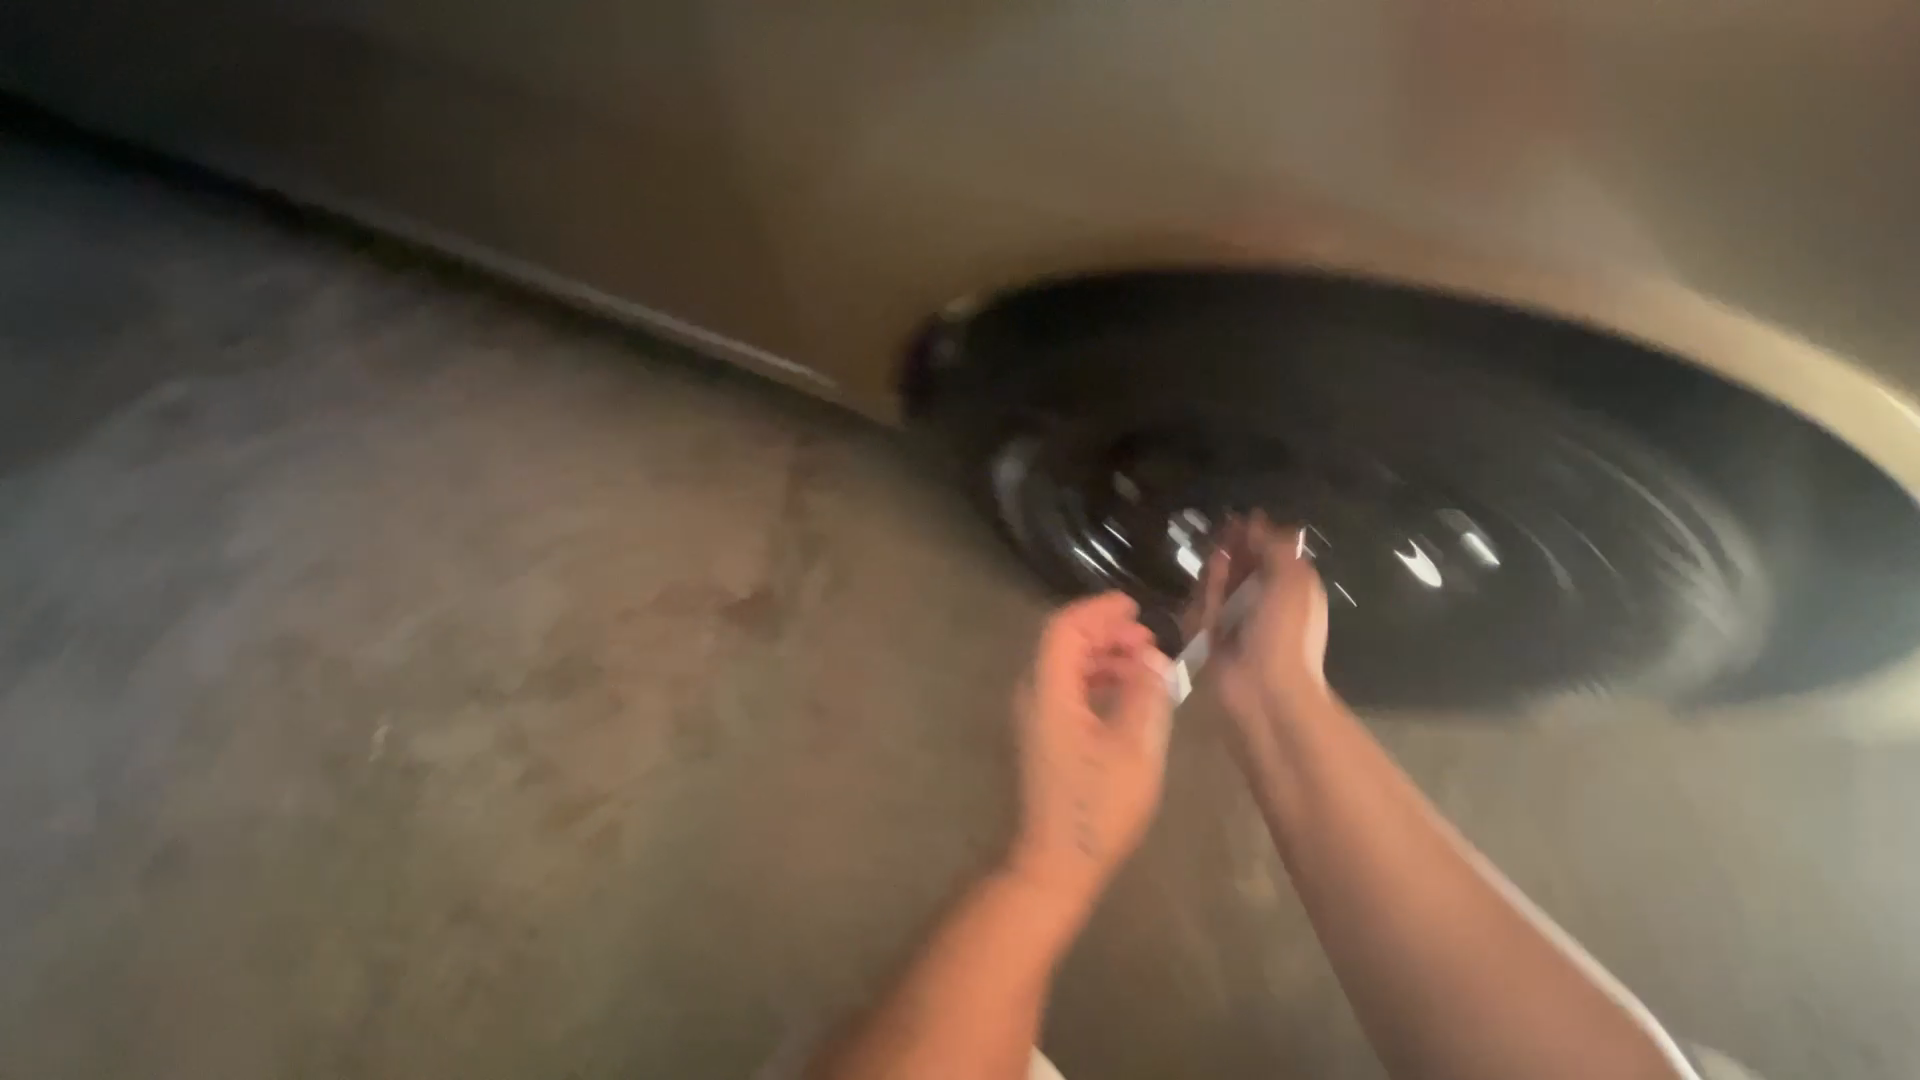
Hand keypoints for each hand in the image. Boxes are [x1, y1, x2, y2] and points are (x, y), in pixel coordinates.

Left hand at [1006, 592, 1172, 903]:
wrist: (1055, 863)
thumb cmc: (1097, 807)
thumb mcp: (1135, 749)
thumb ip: (1146, 694)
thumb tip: (1153, 657)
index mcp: (1048, 690)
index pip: (1064, 628)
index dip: (1099, 610)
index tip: (1135, 608)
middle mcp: (1032, 694)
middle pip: (1063, 643)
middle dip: (1106, 632)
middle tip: (1148, 639)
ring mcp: (1034, 716)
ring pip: (1066, 666)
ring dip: (1103, 657)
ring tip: (1146, 664)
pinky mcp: (1042, 735)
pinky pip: (1067, 690)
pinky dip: (1096, 681)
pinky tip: (1127, 693)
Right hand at [1213, 520, 1332, 735]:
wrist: (1265, 690)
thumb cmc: (1285, 633)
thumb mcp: (1292, 580)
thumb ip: (1276, 547)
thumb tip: (1259, 520)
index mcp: (1288, 584)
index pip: (1264, 548)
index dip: (1248, 534)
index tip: (1232, 524)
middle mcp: (1261, 599)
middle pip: (1233, 565)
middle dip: (1224, 563)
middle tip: (1219, 567)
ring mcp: (1234, 619)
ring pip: (1211, 587)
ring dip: (1211, 590)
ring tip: (1214, 605)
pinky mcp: (1211, 638)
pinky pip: (1197, 614)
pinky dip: (1200, 616)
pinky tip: (1206, 625)